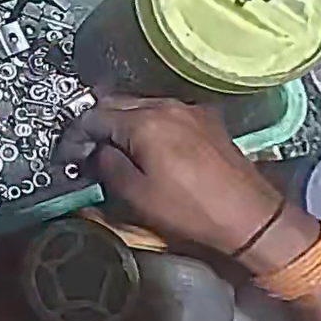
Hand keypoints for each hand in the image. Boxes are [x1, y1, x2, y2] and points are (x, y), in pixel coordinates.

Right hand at [57, 95, 320, 270]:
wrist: (251, 218)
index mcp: (144, 121)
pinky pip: (163, 112)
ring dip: (122, 122)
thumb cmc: (190, 210)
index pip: (94, 116)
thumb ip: (107, 164)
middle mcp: (165, 105)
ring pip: (140, 104)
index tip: (69, 154)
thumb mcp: (136, 195)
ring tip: (115, 148)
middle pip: (116, 103)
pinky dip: (146, 123)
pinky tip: (147, 146)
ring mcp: (188, 109)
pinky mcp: (205, 119)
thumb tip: (97, 150)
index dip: (76, 136)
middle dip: (96, 124)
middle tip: (87, 150)